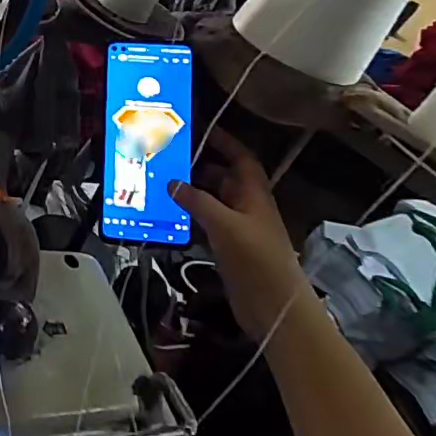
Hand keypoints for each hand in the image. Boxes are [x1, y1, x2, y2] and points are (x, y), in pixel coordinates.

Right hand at [168, 130, 311, 340]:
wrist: (274, 306)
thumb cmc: (255, 258)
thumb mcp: (225, 225)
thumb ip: (198, 202)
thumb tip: (173, 182)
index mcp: (254, 192)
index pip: (240, 157)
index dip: (224, 141)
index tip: (200, 129)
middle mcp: (246, 205)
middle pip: (223, 178)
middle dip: (199, 167)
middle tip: (168, 158)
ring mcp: (238, 228)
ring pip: (213, 202)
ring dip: (191, 194)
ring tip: (161, 183)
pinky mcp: (229, 248)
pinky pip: (207, 225)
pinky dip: (191, 218)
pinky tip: (169, 216)